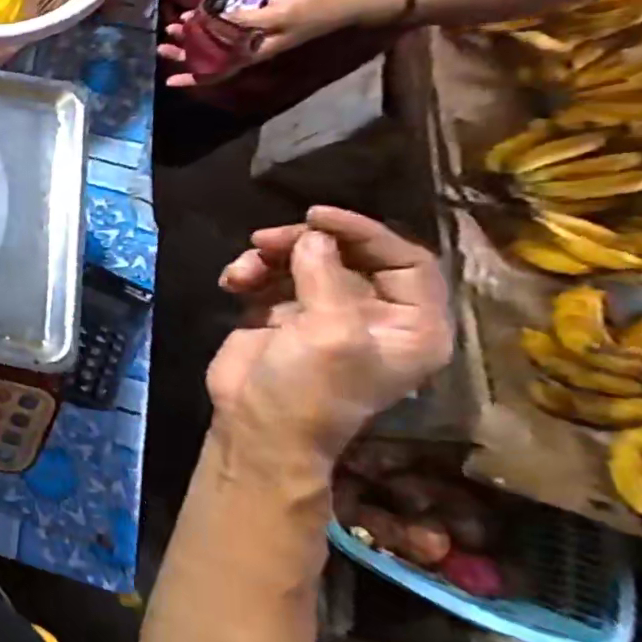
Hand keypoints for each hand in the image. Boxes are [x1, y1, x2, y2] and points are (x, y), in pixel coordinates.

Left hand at [159, 0, 382, 87]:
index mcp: (250, 53)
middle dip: (183, 52)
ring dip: (190, 34)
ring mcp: (249, 30)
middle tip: (162, 45)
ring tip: (172, 26)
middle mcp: (245, 46)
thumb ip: (246, 19)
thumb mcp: (280, 14)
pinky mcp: (255, 14)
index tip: (169, 81)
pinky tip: (193, 10)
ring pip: (212, 37)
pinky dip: (208, 16)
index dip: (193, 78)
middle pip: (207, 55)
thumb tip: (213, 21)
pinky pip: (224, 19)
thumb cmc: (315, 10)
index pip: (216, 72)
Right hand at [208, 206, 452, 476]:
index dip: (364, 232)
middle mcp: (371, 313)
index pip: (404, 259)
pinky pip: (269, 277)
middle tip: (266, 239)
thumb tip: (312, 236)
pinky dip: (249, 272)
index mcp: (410, 323)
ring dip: (269, 258)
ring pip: (302, 262)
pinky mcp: (278, 315)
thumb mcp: (330, 332)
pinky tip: (231, 282)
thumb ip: (325, 277)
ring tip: (242, 271)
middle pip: (346, 255)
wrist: (255, 426)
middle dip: (304, 243)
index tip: (316, 216)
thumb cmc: (309, 388)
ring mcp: (322, 313)